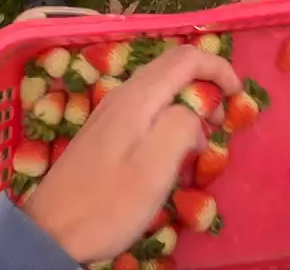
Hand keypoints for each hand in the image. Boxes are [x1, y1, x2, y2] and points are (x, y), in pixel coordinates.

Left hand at [24, 45, 241, 261]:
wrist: (50, 231)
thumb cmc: (107, 202)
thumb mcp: (154, 168)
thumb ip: (181, 127)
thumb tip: (195, 116)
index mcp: (139, 96)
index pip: (186, 58)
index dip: (217, 67)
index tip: (239, 94)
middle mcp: (124, 92)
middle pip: (172, 65)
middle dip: (205, 80)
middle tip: (222, 117)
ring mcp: (111, 109)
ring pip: (159, 84)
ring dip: (187, 97)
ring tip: (201, 135)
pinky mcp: (105, 128)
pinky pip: (147, 102)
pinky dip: (170, 110)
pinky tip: (170, 145)